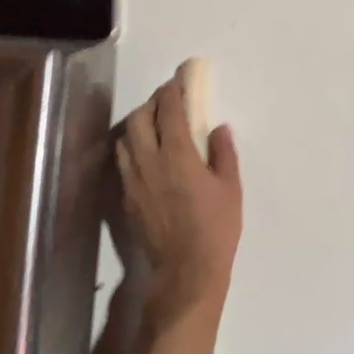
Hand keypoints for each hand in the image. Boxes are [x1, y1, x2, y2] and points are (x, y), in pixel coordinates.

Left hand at [115, 65, 242, 309]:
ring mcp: (133, 179)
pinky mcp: (127, 197)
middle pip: (139, 119)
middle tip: (166, 102)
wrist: (186, 269)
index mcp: (178, 155)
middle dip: (151, 104)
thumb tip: (219, 128)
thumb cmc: (216, 228)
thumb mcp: (231, 189)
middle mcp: (149, 161)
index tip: (177, 83)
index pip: (169, 111)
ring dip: (137, 125)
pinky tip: (144, 154)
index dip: (171, 92)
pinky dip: (131, 148)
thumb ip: (223, 154)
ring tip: (152, 125)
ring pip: (125, 139)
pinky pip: (123, 161)